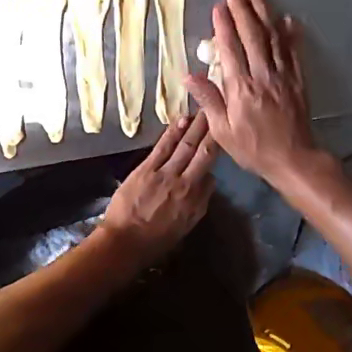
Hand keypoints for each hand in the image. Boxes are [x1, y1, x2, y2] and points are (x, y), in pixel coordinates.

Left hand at [98, 114, 218, 266]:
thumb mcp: (187, 224)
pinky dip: (174, 132)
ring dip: (196, 126)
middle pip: (202, 152)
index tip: (226, 132)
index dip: (219, 148)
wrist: (125, 241)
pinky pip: (163, 147)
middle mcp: (185, 183)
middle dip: (211, 131)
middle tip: (220, 110)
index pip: (211, 168)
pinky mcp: (146, 169)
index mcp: (195, 198)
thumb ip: (200, 202)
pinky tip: (182, 119)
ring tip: (205, 110)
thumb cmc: (156, 239)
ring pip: (185, 146)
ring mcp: (165, 174)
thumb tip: (211, 180)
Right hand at [184, 0, 318, 184]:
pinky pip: (294, 52)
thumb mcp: (222, 131)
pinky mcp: (298, 81)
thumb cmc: (252, 148)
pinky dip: (290, 34)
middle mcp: (262, 76)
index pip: (230, 49)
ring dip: (264, 14)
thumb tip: (189, 76)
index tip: (218, 8)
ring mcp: (283, 76)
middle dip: (242, 11)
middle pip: (252, 36)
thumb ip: (208, 100)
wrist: (293, 159)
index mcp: (240, 88)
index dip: (224, 26)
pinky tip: (287, 20)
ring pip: (273, 38)